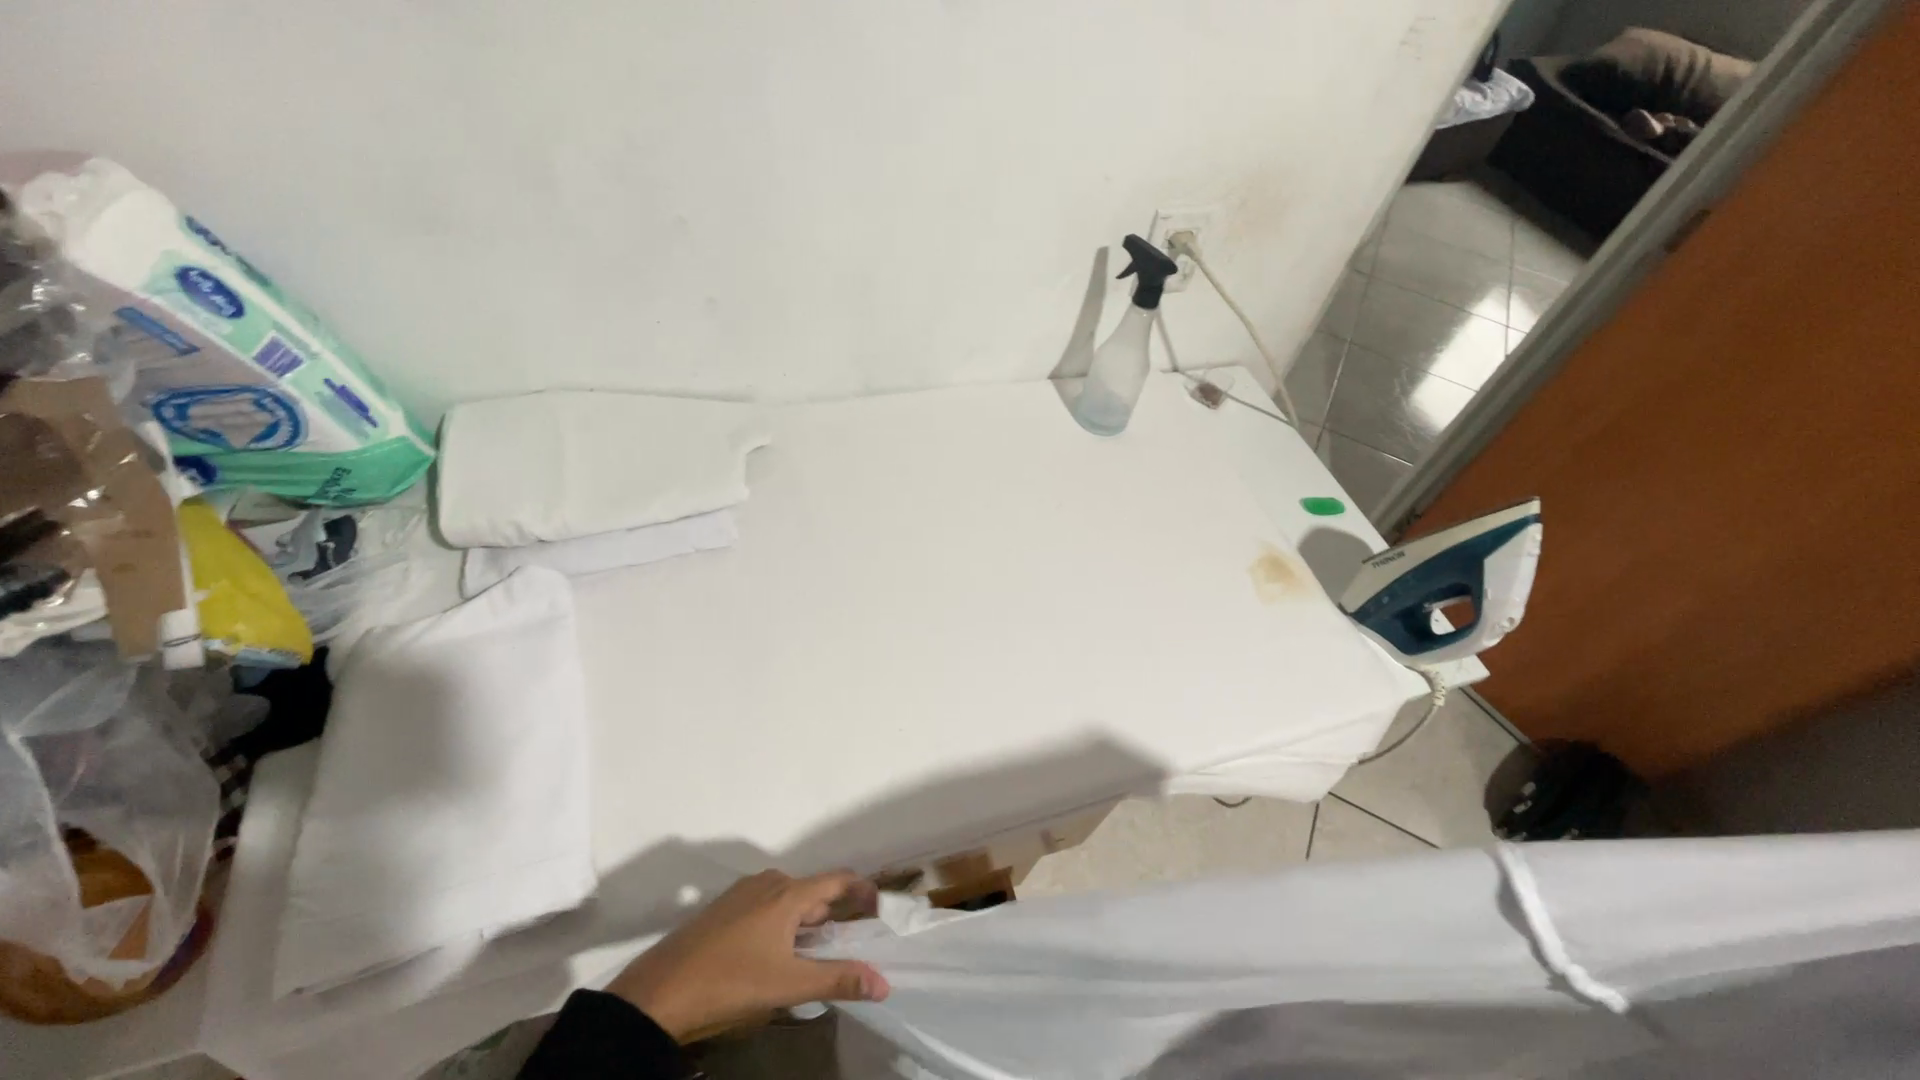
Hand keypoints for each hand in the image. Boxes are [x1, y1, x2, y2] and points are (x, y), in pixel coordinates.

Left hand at [605, 869, 890, 1041]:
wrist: (658, 992)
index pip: (838, 879)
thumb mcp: (788, 986)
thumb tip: (884, 983)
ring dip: (806, 924)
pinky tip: (775, 958)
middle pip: (814, 892)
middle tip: (847, 949)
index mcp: (788, 893)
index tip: (881, 910)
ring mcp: (741, 894)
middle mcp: (767, 883)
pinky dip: (782, 926)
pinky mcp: (723, 910)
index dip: (864, 890)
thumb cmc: (730, 982)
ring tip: (812, 960)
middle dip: (833, 917)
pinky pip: (766, 908)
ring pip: (789, 901)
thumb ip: (838, 979)